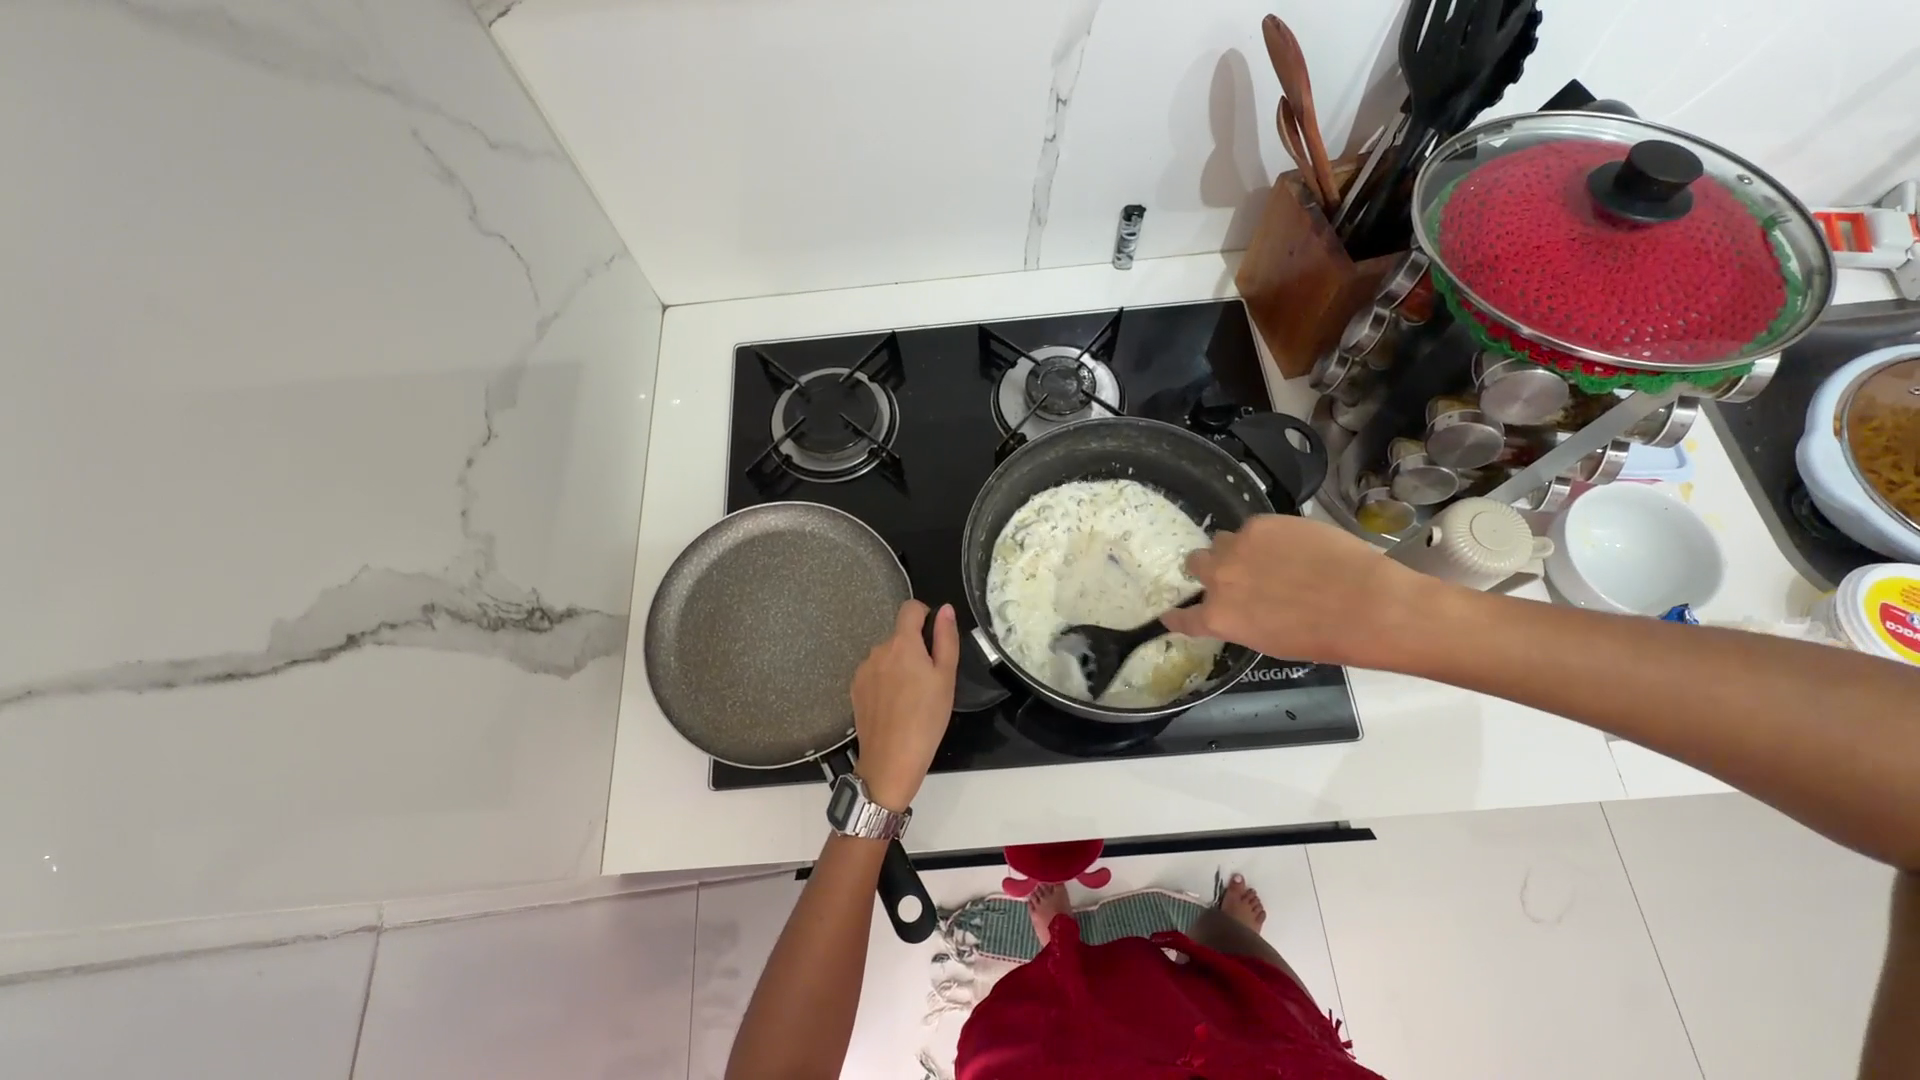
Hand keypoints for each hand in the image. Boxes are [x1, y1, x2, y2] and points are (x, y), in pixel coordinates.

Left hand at [851, 600, 958, 811]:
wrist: (891, 760)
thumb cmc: (926, 718)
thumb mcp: (946, 678)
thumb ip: (946, 638)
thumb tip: (945, 609)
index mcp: (902, 644)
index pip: (909, 608)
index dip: (924, 615)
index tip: (933, 636)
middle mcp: (878, 651)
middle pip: (899, 637)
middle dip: (914, 650)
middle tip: (929, 681)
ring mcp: (863, 670)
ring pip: (886, 657)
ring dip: (899, 667)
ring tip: (912, 698)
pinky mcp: (855, 689)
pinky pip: (874, 674)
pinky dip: (885, 682)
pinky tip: (895, 706)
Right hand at [1160, 514, 1442, 666]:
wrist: (1366, 604)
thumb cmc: (1325, 637)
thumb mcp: (1271, 641)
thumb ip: (1242, 621)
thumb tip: (1242, 608)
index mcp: (1219, 618)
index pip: (1183, 617)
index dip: (1177, 615)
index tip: (1173, 614)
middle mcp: (1219, 580)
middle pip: (1196, 564)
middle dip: (1211, 569)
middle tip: (1236, 574)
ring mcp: (1238, 547)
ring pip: (1222, 541)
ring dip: (1235, 549)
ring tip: (1266, 557)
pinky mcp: (1262, 524)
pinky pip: (1252, 527)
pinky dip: (1265, 536)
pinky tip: (1291, 546)